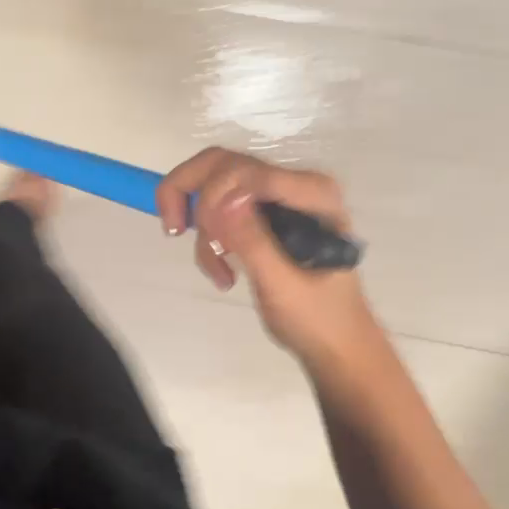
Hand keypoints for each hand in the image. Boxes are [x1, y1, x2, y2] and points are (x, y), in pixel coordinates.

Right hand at [154, 148, 379, 364]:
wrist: (335, 343)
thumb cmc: (318, 318)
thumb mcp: (282, 285)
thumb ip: (253, 240)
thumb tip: (221, 200)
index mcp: (312, 194)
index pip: (246, 171)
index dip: (211, 198)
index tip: (203, 240)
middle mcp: (295, 184)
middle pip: (222, 165)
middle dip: (188, 195)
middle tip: (174, 231)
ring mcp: (278, 197)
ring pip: (212, 185)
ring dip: (201, 227)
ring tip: (216, 271)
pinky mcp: (264, 213)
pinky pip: (217, 208)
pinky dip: (207, 239)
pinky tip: (221, 272)